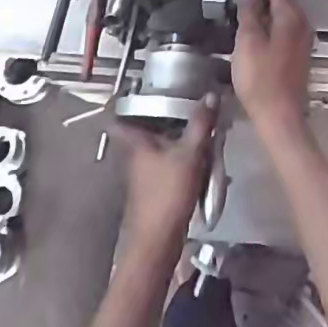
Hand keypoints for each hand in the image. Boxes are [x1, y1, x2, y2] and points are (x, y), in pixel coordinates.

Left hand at [112, 97, 215, 247]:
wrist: (157, 242)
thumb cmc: (167, 193)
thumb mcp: (189, 154)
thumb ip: (201, 124)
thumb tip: (211, 94)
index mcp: (134, 142)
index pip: (116, 115)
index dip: (122, 99)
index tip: (138, 84)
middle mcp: (134, 154)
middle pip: (141, 127)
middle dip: (158, 114)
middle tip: (179, 98)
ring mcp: (142, 173)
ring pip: (155, 144)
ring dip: (172, 134)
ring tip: (195, 123)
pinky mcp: (154, 187)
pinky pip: (165, 161)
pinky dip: (178, 154)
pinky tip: (199, 154)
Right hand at [232, 0, 312, 139]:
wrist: (278, 116)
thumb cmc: (260, 79)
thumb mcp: (247, 39)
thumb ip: (248, 9)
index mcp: (291, 16)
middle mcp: (302, 25)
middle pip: (279, 1)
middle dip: (257, 2)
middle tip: (235, 11)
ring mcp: (302, 41)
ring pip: (281, 18)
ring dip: (262, 18)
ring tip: (241, 27)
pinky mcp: (298, 55)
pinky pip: (283, 33)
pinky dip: (269, 32)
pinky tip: (254, 43)